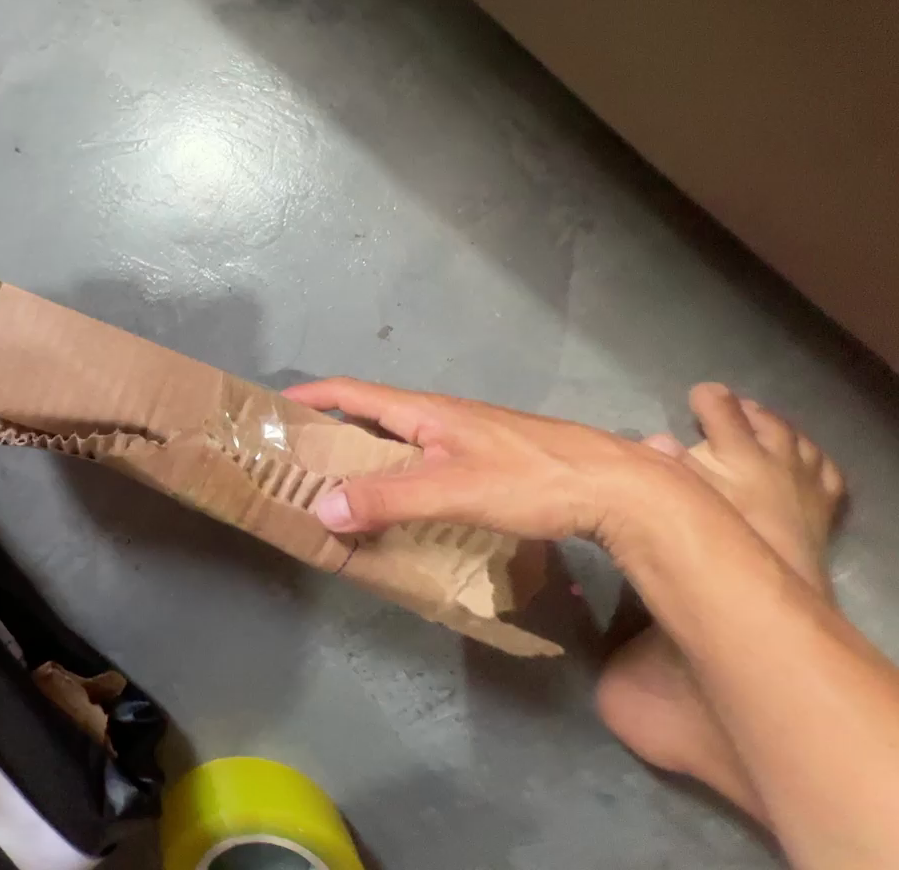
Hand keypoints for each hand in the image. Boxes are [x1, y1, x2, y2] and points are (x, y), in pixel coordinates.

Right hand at [283, 377, 726, 555]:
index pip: (351, 392)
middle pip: (371, 415)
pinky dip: (398, 473)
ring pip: (401, 440)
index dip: (310, 396)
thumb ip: (385, 499)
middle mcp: (441, 416)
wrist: (628, 490)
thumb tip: (320, 509)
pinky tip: (405, 504)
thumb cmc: (534, 480)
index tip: (274, 408)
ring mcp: (469, 437)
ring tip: (342, 487)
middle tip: (299, 460)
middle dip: (331, 431)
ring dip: (365, 456)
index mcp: (425, 411)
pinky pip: (425, 459)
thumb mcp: (452, 491)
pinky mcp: (492, 459)